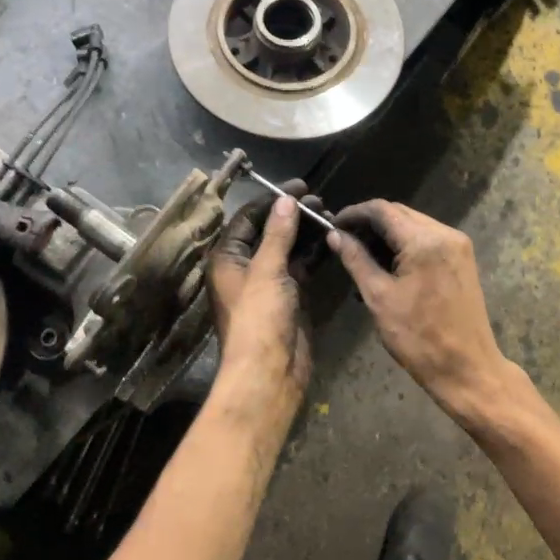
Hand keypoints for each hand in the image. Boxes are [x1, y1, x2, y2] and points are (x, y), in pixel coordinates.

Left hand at [208, 188, 317, 397]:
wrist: (269, 373)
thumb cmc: (259, 319)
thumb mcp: (266, 271)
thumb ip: (277, 234)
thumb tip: (286, 200)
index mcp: (227, 258)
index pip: (248, 218)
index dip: (273, 199)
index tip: (300, 186)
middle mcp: (245, 266)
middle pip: (270, 230)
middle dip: (294, 214)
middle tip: (321, 200)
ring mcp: (268, 282)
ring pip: (288, 247)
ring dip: (307, 231)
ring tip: (331, 214)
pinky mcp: (289, 296)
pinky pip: (301, 266)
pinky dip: (314, 252)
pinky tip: (332, 238)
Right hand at [328, 201, 510, 413]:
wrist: (467, 369)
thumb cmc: (418, 337)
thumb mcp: (379, 297)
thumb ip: (356, 259)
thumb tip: (335, 235)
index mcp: (424, 241)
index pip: (382, 210)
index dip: (353, 214)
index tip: (332, 226)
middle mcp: (445, 233)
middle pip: (399, 213)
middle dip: (369, 223)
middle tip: (343, 241)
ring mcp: (457, 245)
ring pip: (413, 224)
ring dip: (386, 234)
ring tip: (361, 256)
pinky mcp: (462, 259)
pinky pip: (427, 239)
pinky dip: (405, 244)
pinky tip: (388, 265)